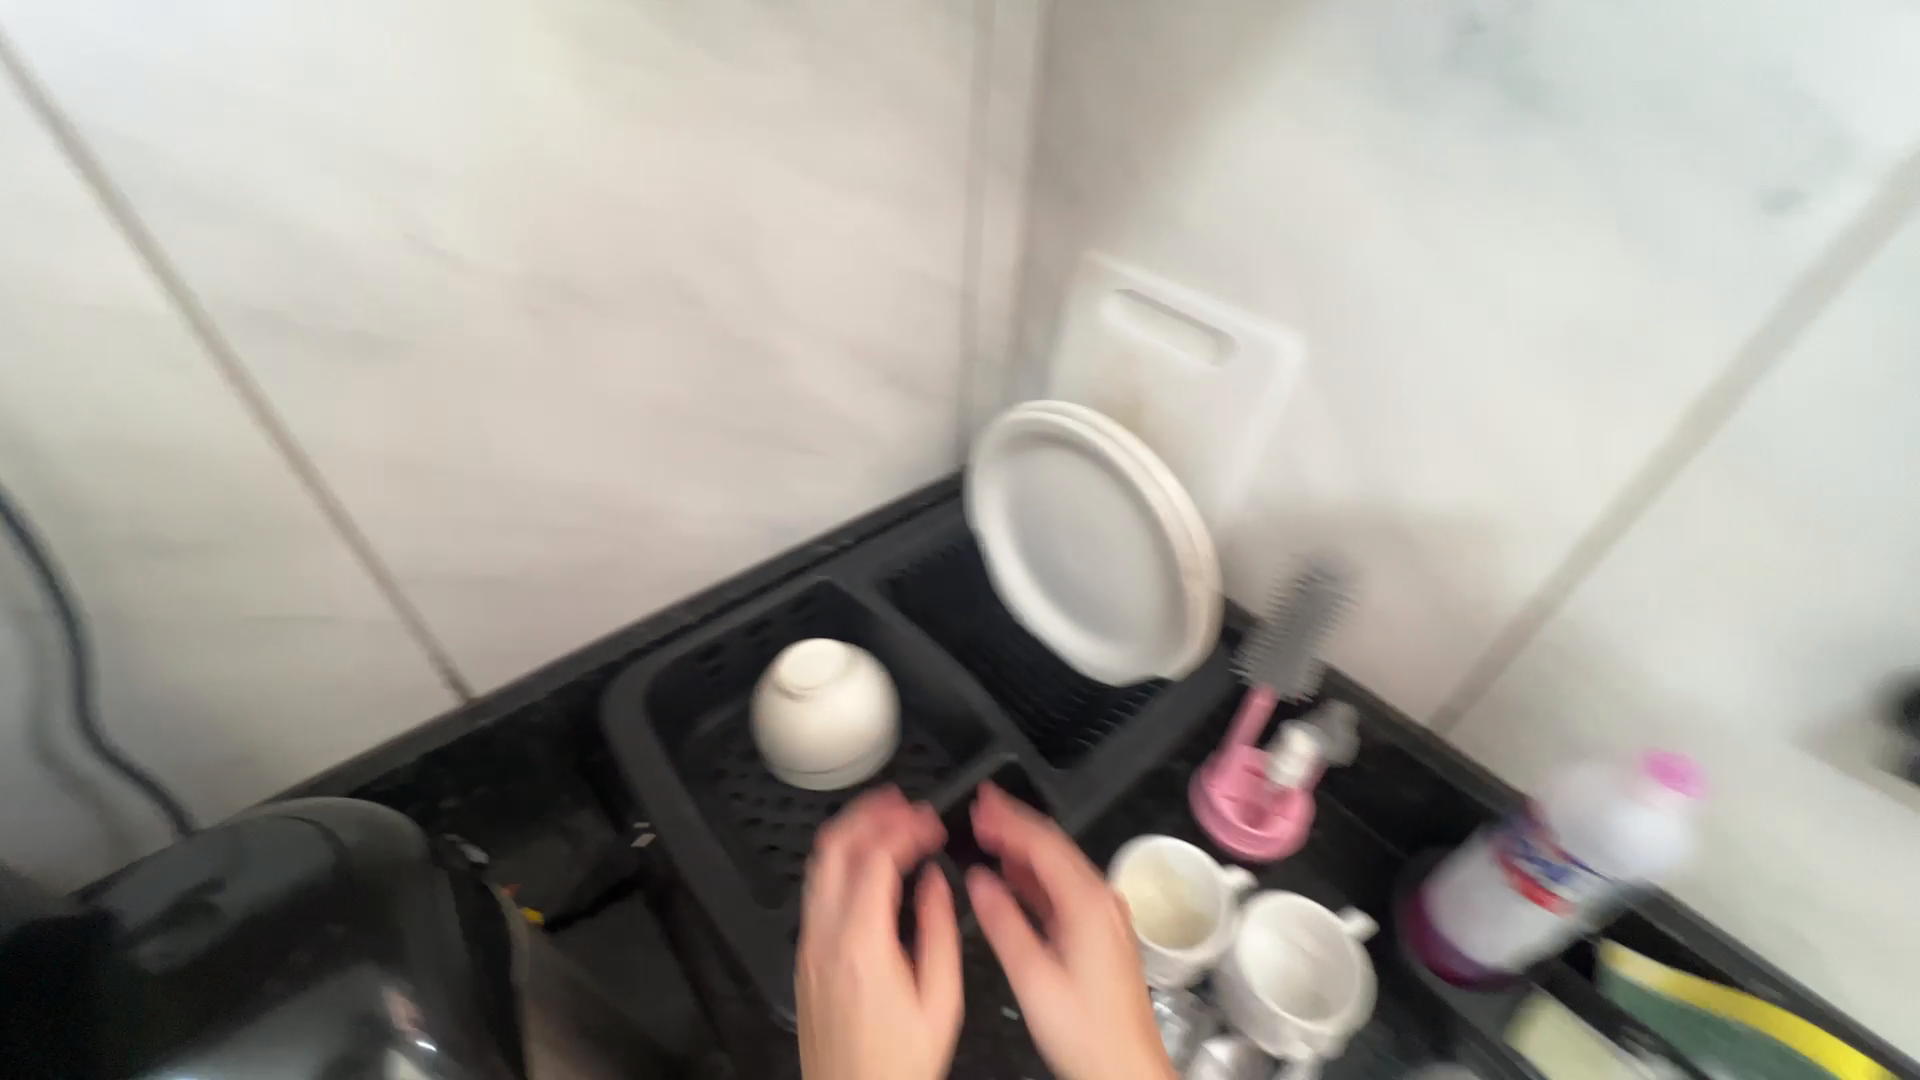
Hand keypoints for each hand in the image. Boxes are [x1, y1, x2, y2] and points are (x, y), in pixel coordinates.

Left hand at [797, 786, 963, 1079]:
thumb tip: (935, 882)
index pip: (877, 857)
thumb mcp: (940, 1000)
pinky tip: (864, 861)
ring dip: (851, 830)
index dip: (907, 827)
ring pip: (820, 862)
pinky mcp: (805, 956)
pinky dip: (840, 859)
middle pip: (836, 846)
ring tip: (883, 817)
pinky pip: (816, 888)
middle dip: (870, 811)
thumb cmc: (896, 1065)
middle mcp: (826, 935)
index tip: (930, 821)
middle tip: (902, 801)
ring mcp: (809, 944)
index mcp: (862, 942)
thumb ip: (939, 930)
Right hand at [964, 783, 1175, 1079]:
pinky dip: (1035, 874)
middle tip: (982, 807)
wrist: (1128, 1071)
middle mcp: (1100, 899)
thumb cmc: (1087, 1034)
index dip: (1009, 819)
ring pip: (1059, 864)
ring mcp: (1103, 914)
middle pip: (1053, 846)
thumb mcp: (1033, 978)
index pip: (1042, 842)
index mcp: (1086, 902)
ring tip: (991, 831)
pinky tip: (1015, 873)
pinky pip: (1064, 886)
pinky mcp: (1100, 930)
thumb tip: (979, 881)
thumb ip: (1003, 922)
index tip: (982, 804)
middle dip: (1015, 822)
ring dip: (1023, 846)